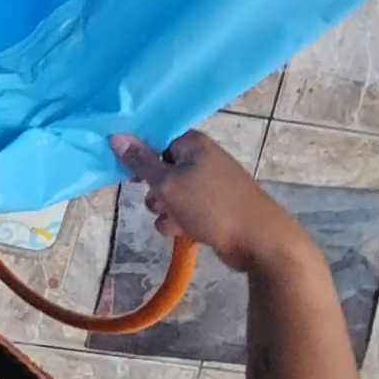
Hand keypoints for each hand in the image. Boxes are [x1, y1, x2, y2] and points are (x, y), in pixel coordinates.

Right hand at [109, 130, 315, 274]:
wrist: (261, 243)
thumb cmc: (211, 206)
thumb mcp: (167, 183)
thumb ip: (140, 161)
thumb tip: (116, 135)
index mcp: (194, 145)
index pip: (157, 139)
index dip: (139, 153)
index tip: (125, 169)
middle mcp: (203, 159)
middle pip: (162, 167)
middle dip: (152, 187)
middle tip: (153, 198)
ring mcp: (212, 184)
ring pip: (172, 191)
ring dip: (163, 206)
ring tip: (168, 218)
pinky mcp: (216, 207)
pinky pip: (186, 208)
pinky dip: (179, 218)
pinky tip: (179, 231)